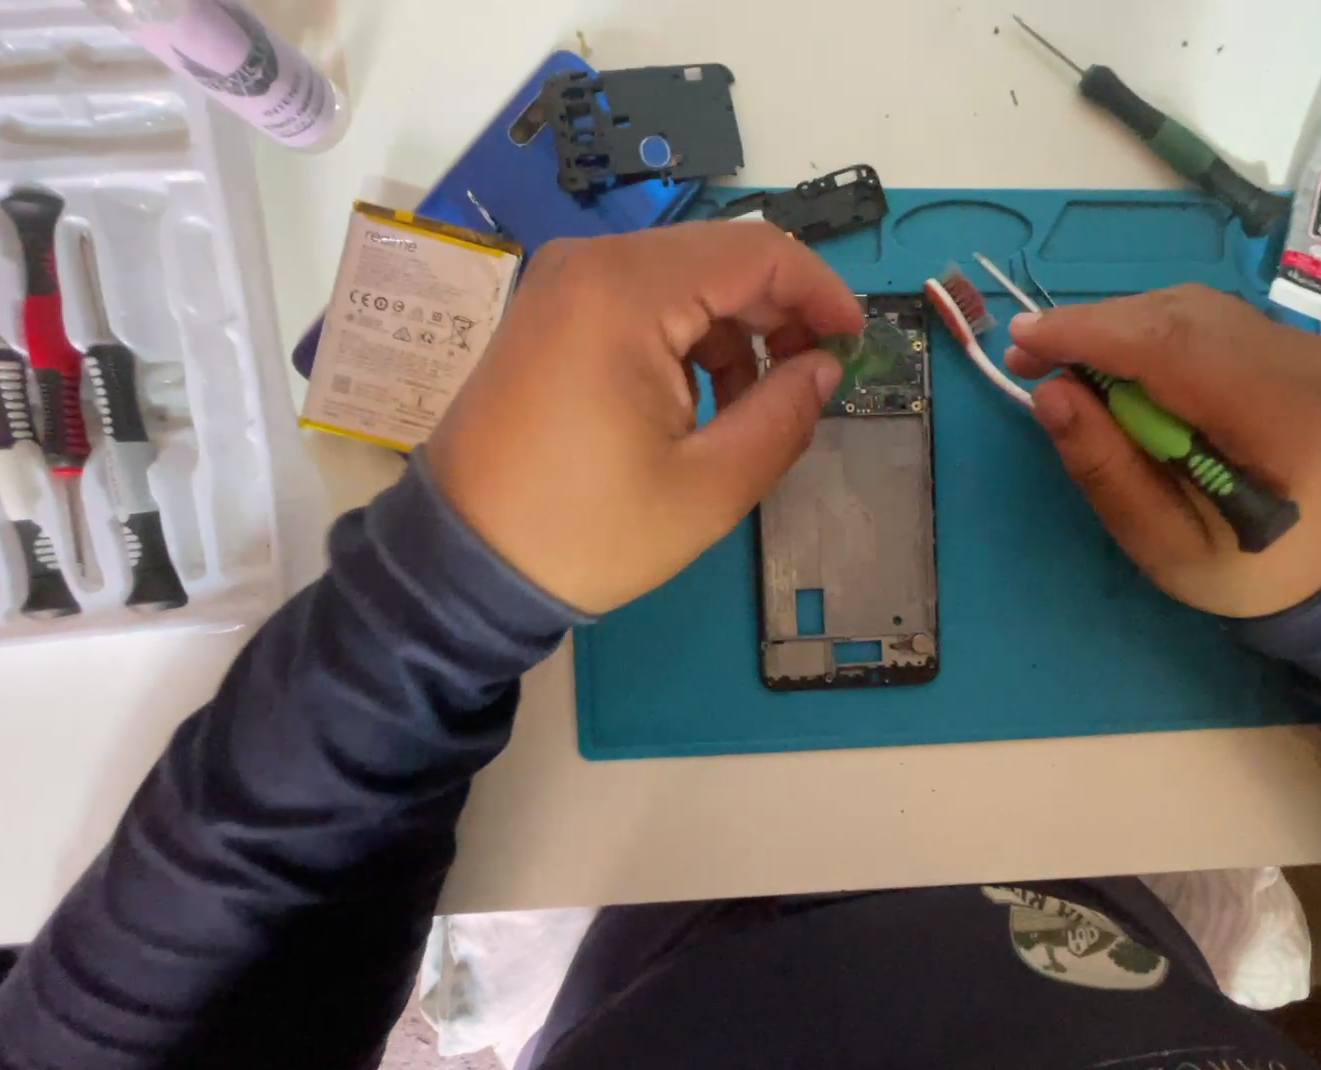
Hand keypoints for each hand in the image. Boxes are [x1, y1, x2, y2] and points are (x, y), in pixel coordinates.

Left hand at [426, 222, 860, 613]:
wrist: (466, 564)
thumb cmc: (590, 532)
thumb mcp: (710, 488)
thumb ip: (784, 416)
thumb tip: (825, 367)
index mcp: (627, 294)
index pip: (757, 254)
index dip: (821, 293)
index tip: (855, 344)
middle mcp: (592, 266)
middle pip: (723, 260)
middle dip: (783, 318)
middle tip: (814, 383)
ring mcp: (565, 286)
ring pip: (689, 282)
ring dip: (738, 337)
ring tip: (752, 412)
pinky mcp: (555, 315)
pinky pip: (648, 304)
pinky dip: (693, 344)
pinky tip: (700, 404)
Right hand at [1004, 286, 1320, 618]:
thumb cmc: (1242, 569)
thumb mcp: (1163, 544)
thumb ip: (1108, 471)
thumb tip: (1049, 394)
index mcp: (1282, 424)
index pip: (1176, 349)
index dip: (1092, 334)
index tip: (1021, 341)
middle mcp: (1302, 365)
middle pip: (1179, 316)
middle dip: (1091, 328)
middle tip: (1025, 357)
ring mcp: (1301, 347)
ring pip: (1188, 308)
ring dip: (1114, 328)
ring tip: (1060, 361)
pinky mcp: (1287, 344)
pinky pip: (1203, 319)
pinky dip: (1145, 333)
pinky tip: (1113, 362)